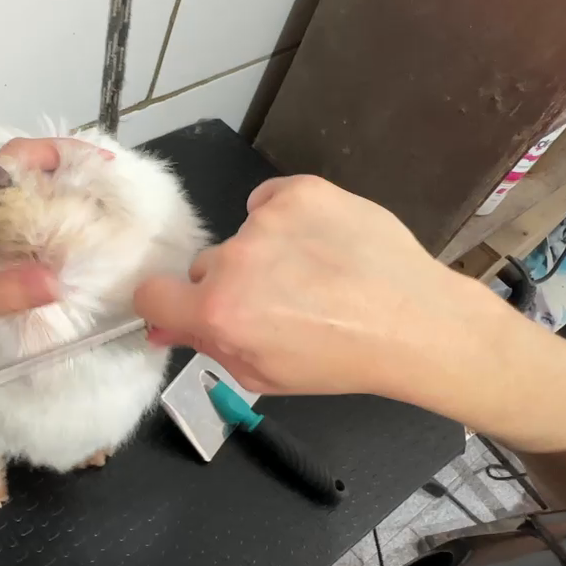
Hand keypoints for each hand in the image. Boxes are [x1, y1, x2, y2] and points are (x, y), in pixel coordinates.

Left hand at [0, 137, 91, 369]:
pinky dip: (36, 236)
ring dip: (53, 210)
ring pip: (15, 206)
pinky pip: (6, 232)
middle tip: (109, 204)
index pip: (9, 162)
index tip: (97, 166)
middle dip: (66, 182)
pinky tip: (56, 258)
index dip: (56, 154)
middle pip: (20, 178)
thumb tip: (58, 281)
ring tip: (95, 228)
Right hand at [132, 176, 498, 400]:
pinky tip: (318, 241)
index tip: (188, 309)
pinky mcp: (300, 190)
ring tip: (312, 272)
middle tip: (275, 301)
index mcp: (219, 312)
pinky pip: (269, 201)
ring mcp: (267, 219)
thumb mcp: (262, 375)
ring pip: (242, 236)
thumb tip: (164, 327)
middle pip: (204, 267)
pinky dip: (284, 219)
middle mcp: (233, 260)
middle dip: (227, 284)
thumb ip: (206, 347)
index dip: (165, 305)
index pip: (150, 294)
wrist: (415, 320)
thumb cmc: (339, 360)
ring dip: (262, 253)